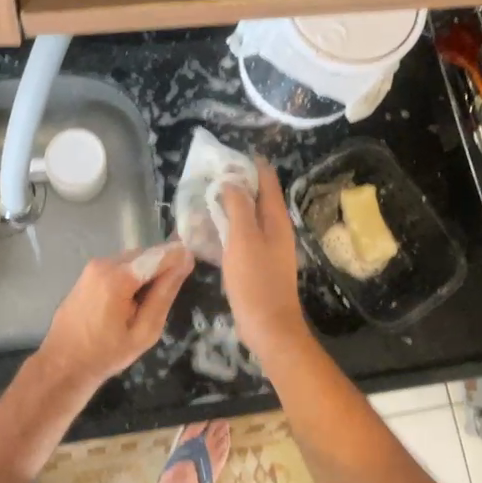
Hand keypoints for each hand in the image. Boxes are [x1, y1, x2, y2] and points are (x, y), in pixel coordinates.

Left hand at [36, 245, 194, 387]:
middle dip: (160, 268)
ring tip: (145, 304)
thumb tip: (184, 263)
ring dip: (145, 273)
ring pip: (132, 259)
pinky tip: (128, 302)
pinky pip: (118, 266)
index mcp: (118, 277)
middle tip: (166, 296)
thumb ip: (164, 294)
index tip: (193, 266)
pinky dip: (130, 277)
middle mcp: (104, 263)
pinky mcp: (87, 272)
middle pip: (145, 254)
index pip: (159, 254)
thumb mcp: (144, 331)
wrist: (64, 364)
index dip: (178, 258)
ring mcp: (92, 266)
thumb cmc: (106, 354)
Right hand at [218, 160, 309, 356]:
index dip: (248, 163)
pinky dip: (229, 226)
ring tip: (205, 197)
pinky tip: (211, 229)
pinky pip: (244, 235)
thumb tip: (230, 179)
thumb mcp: (243, 238)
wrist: (270, 327)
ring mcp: (269, 246)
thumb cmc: (256, 281)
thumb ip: (238, 206)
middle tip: (208, 174)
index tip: (224, 155)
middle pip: (258, 195)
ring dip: (231, 204)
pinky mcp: (259, 262)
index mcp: (276, 218)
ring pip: (250, 215)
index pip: (266, 178)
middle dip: (236, 181)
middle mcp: (276, 227)